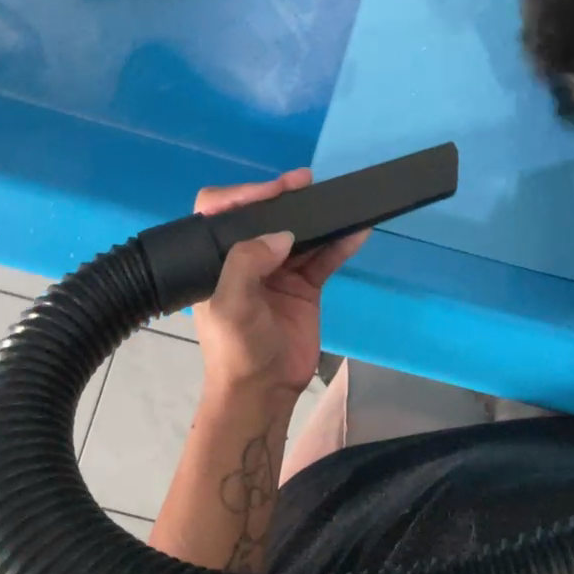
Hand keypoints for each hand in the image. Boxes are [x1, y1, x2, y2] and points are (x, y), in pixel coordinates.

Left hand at [191, 169, 368, 404]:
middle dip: (284, 198)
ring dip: (319, 219)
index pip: (220, 214)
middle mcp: (245, 260)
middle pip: (264, 217)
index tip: (271, 191)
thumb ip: (247, 263)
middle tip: (305, 181)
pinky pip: (325, 257)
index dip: (241, 195)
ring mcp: (278, 272)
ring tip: (338, 201)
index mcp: (215, 261)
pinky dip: (341, 244)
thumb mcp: (231, 305)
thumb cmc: (236, 349)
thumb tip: (283, 235)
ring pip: (300, 234)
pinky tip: (357, 232)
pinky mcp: (305, 286)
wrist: (264, 392)